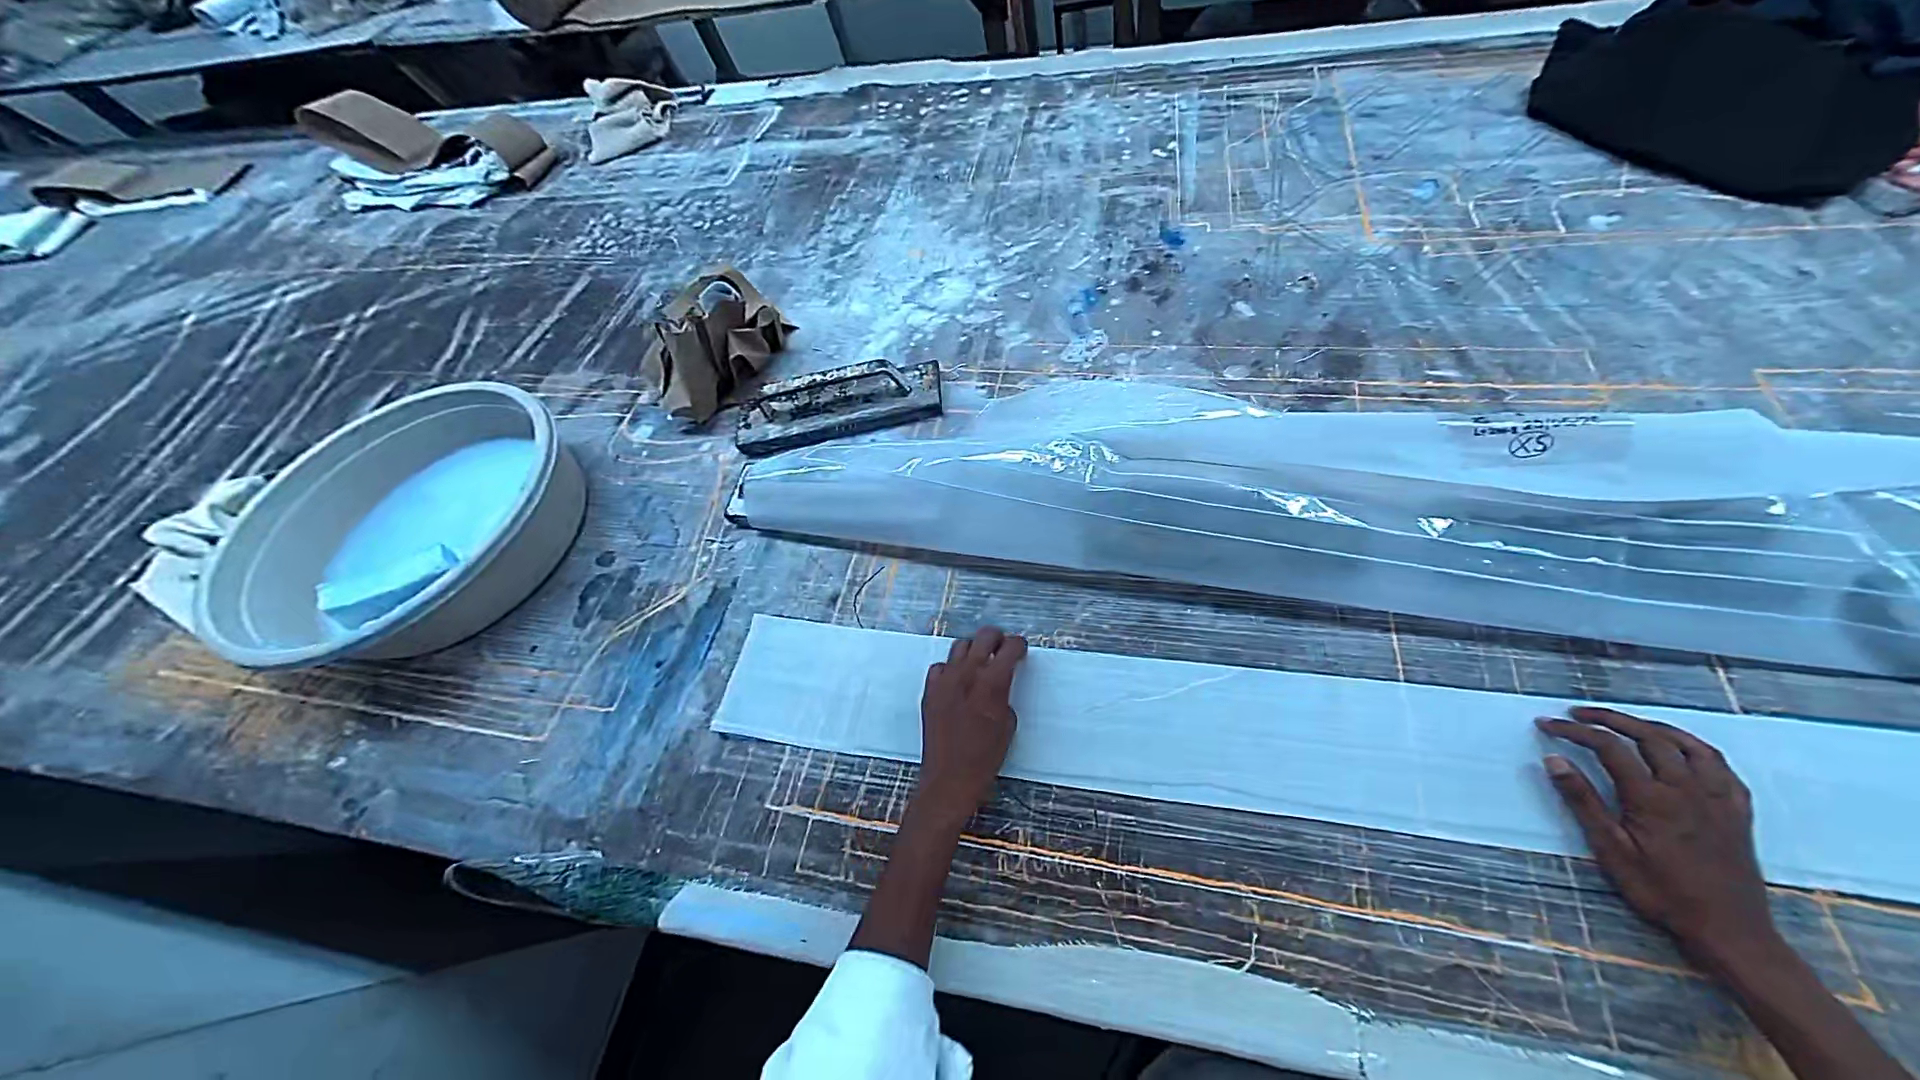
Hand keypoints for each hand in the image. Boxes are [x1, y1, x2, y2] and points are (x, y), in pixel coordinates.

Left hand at [913, 626, 1026, 826]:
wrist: (950, 778)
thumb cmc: (984, 757)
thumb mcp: (1008, 724)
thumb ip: (1004, 695)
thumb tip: (1000, 685)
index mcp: (992, 683)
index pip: (1009, 647)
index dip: (1018, 645)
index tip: (1019, 648)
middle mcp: (967, 675)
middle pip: (984, 636)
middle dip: (997, 638)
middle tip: (1002, 646)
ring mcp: (945, 680)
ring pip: (960, 646)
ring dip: (973, 650)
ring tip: (980, 662)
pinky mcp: (930, 690)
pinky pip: (941, 667)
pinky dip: (951, 668)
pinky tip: (957, 680)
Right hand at [1536, 707, 1775, 969]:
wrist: (1729, 930)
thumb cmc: (1660, 891)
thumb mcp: (1610, 849)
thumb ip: (1583, 801)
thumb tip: (1553, 760)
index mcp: (1653, 798)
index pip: (1608, 747)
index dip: (1574, 731)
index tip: (1546, 725)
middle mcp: (1689, 790)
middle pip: (1650, 737)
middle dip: (1611, 719)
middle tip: (1578, 714)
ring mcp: (1719, 800)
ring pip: (1690, 746)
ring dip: (1653, 727)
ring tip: (1627, 723)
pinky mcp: (1737, 812)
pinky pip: (1721, 767)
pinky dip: (1696, 748)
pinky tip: (1682, 750)